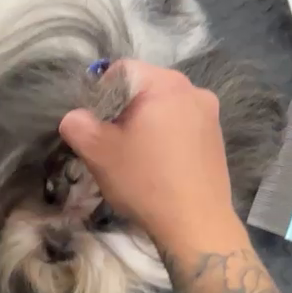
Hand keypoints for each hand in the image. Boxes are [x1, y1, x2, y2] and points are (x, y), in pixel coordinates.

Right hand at [59, 60, 245, 257]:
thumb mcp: (98, 152)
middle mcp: (193, 90)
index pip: (121, 69)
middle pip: (144, 87)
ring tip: (135, 157)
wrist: (195, 223)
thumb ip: (77, 125)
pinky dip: (165, 137)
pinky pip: (182, 125)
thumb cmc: (144, 181)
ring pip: (164, 107)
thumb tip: (75, 117)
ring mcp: (210, 114)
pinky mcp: (216, 138)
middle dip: (123, 110)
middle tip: (112, 143)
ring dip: (145, 124)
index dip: (100, 93)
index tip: (95, 124)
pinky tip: (159, 166)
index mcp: (165, 84)